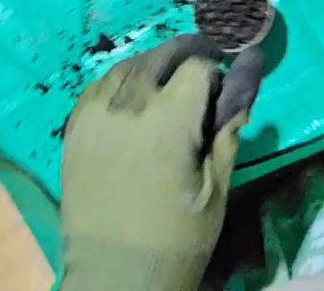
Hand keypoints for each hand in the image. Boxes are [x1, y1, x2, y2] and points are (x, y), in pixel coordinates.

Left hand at [59, 36, 264, 290]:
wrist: (115, 278)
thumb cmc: (177, 238)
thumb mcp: (217, 187)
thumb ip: (230, 126)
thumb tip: (248, 74)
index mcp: (169, 119)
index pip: (198, 65)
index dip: (215, 73)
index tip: (220, 90)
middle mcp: (130, 104)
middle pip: (162, 54)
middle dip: (187, 56)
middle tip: (199, 73)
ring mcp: (96, 112)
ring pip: (130, 64)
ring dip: (153, 67)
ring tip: (166, 87)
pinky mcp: (75, 126)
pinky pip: (100, 84)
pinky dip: (121, 82)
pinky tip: (132, 99)